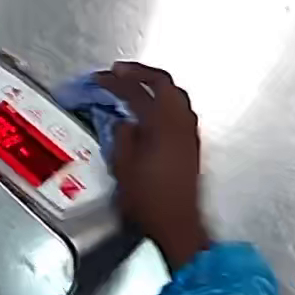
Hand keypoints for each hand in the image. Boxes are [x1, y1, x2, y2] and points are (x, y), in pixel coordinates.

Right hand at [97, 61, 212, 271]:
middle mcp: (180, 123)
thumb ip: (122, 137)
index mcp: (161, 124)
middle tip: (121, 71)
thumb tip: (125, 123)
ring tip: (138, 85)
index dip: (116, 81)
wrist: (178, 222)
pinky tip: (155, 109)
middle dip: (140, 72)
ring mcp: (190, 132)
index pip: (136, 91)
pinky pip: (181, 109)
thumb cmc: (149, 199)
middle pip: (164, 82)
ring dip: (156, 84)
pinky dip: (166, 100)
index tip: (102, 77)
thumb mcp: (123, 166)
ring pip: (176, 94)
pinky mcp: (193, 144)